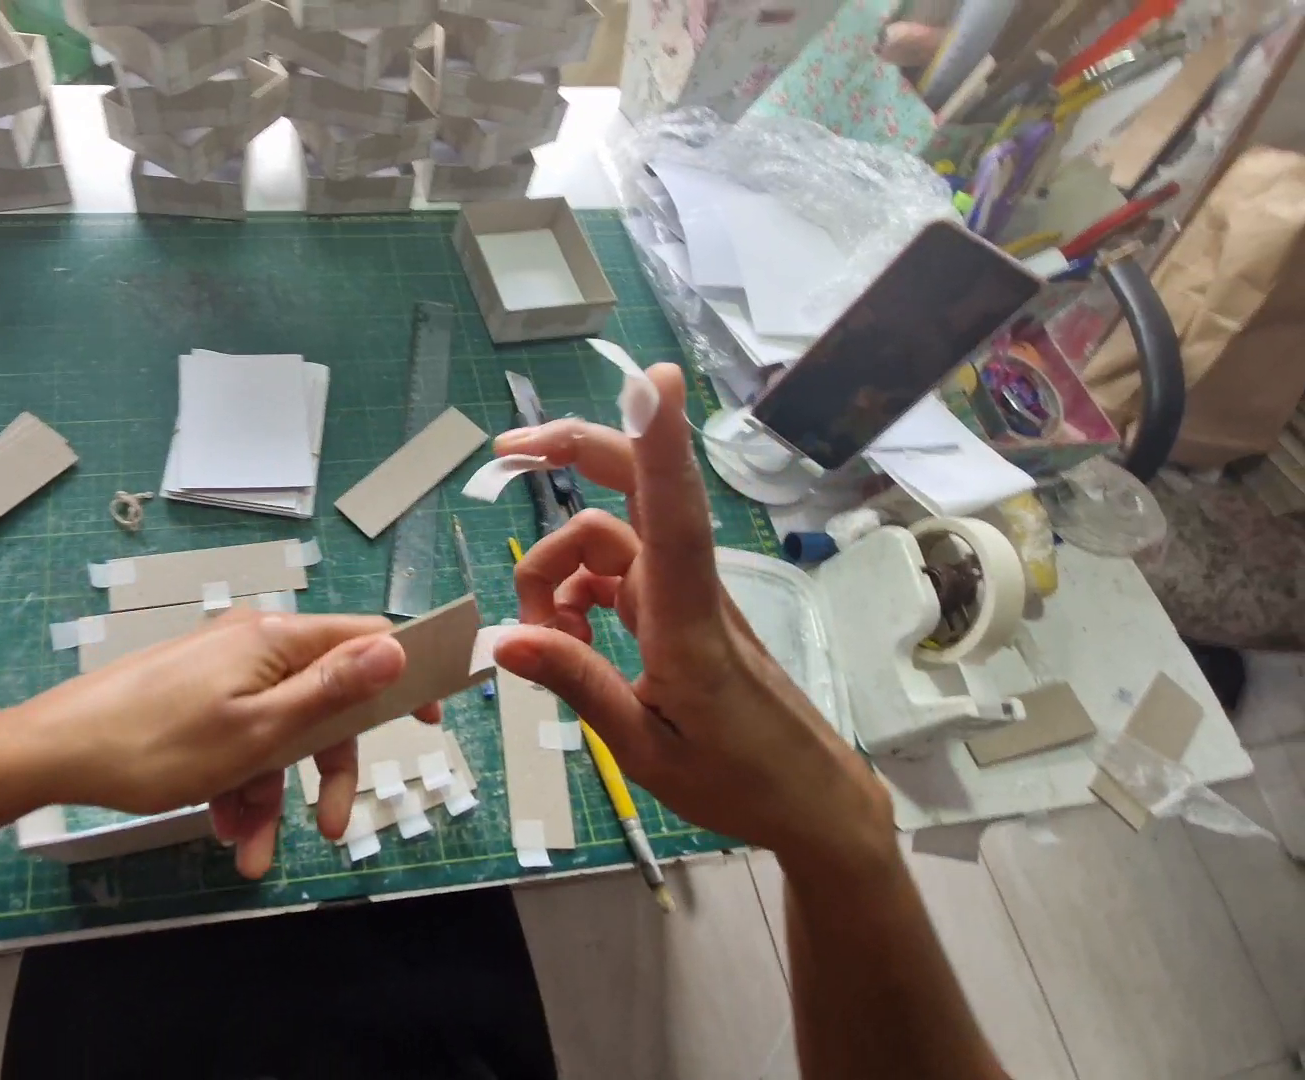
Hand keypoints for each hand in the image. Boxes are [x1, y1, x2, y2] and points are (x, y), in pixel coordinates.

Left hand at [0, 609, 438, 878]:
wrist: (54, 752)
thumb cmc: (159, 743)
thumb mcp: (259, 729)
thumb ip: (331, 690)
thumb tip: (394, 649)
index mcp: (276, 639)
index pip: (364, 639)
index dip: (402, 675)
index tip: (429, 718)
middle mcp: (255, 644)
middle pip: (322, 699)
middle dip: (325, 766)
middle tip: (329, 826)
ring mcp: (224, 670)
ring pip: (278, 729)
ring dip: (273, 790)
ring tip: (250, 848)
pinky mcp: (199, 695)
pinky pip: (241, 736)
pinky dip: (241, 781)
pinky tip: (224, 825)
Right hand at [491, 366, 893, 881]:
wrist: (808, 802)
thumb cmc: (736, 780)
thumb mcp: (643, 746)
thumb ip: (576, 683)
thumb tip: (503, 640)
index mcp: (687, 619)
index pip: (673, 514)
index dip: (661, 443)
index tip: (653, 381)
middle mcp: (685, 587)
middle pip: (631, 489)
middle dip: (570, 453)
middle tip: (502, 454)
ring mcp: (679, 593)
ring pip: (599, 542)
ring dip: (551, 573)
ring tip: (541, 638)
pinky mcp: (673, 608)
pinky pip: (607, 575)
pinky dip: (571, 593)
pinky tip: (566, 637)